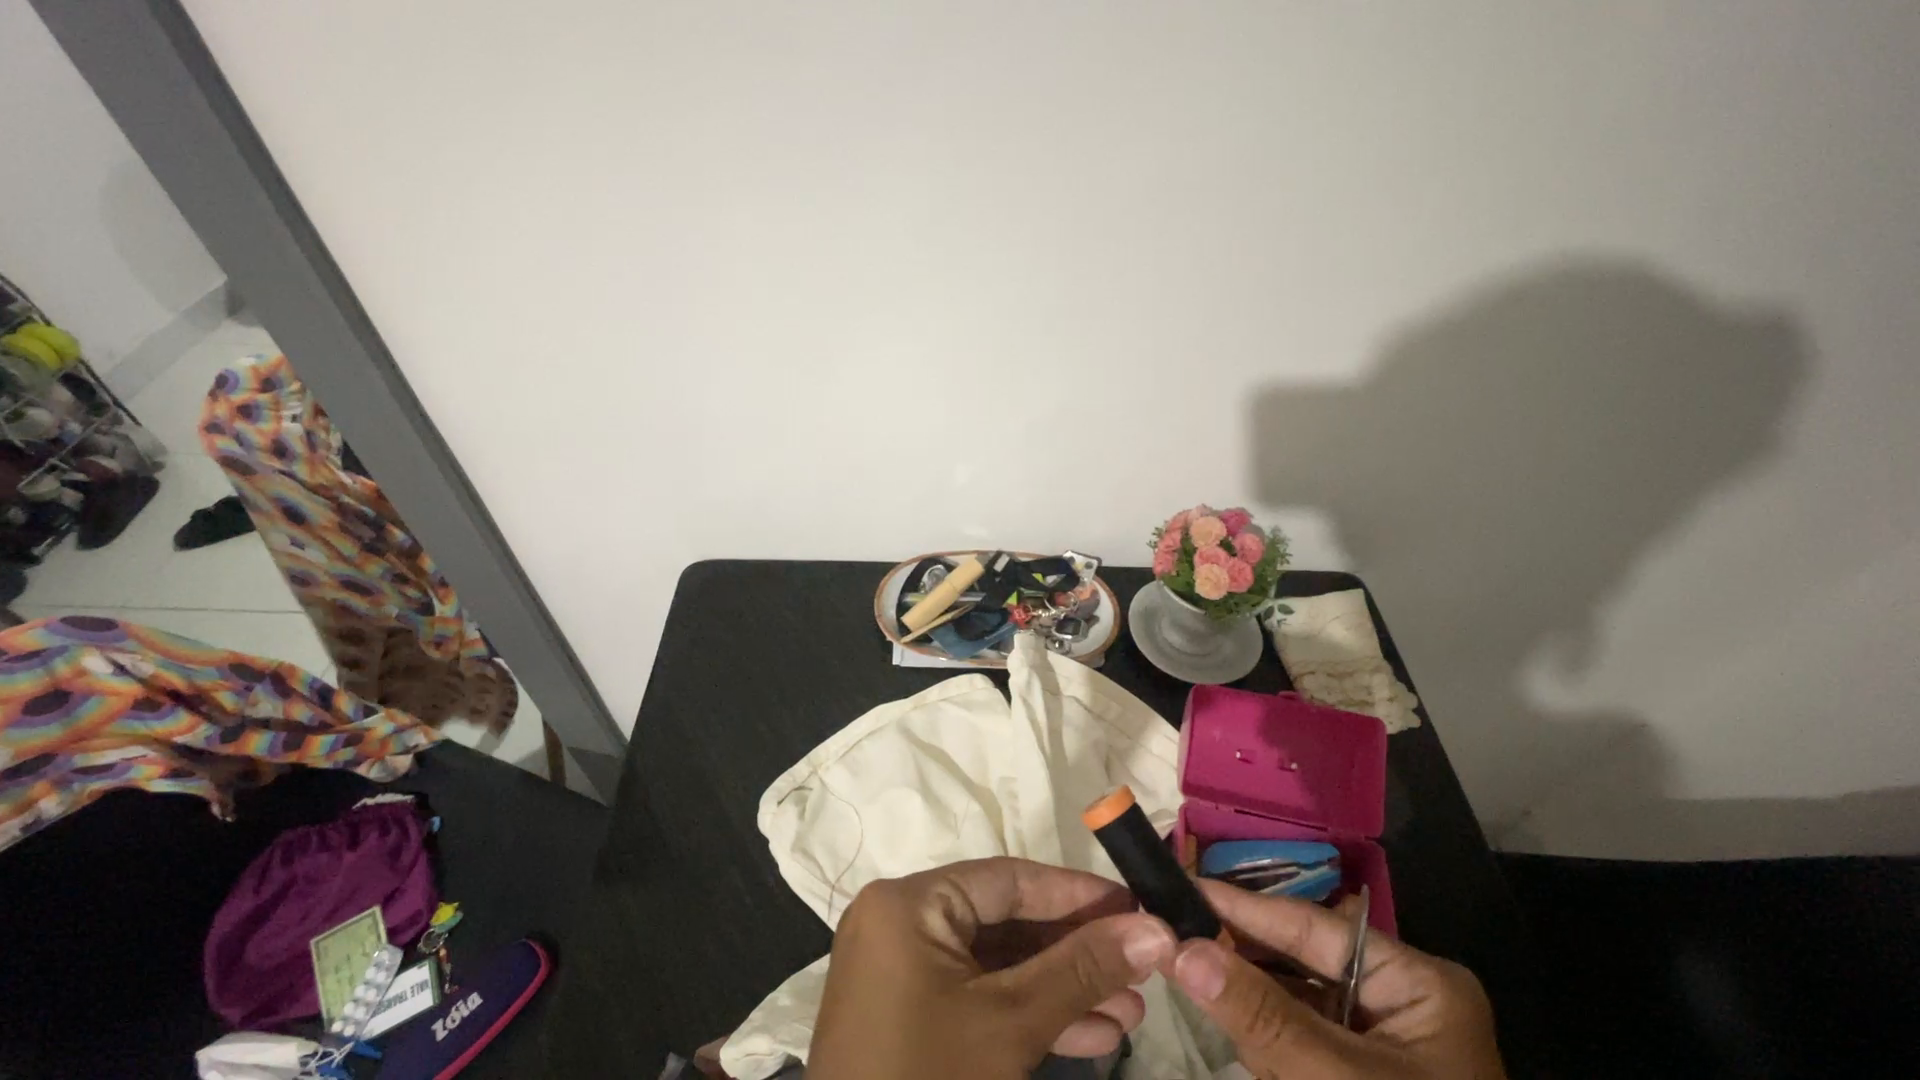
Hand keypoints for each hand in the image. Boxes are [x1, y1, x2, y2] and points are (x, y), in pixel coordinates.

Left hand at [808, 857, 1176, 1079]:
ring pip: (998, 965)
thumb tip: (1154, 930)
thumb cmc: (931, 1076)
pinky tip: (1091, 1035)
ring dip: (1062, 988)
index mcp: (909, 903)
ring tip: (1130, 1011)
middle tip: (1140, 967)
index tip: (1136, 906)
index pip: (1008, 879)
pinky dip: (1028, 1012)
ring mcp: (904, 971)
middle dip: (1076, 953)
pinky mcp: (912, 1013)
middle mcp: (901, 923)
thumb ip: (1081, 969)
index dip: (1076, 893)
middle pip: (1007, 922)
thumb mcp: (1011, 1021)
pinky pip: (978, 996)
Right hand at [1169, 880, 1506, 1078]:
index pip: (1314, 927)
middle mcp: (1400, 1003)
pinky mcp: (1356, 1076)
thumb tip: (1182, 949)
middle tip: (1169, 928)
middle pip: (1302, 960)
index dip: (1244, 906)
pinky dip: (1263, 1037)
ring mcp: (1380, 1046)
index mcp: (1418, 985)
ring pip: (1294, 1001)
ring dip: (1246, 997)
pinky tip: (1229, 1023)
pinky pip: (1299, 1039)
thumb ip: (1261, 1015)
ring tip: (1185, 964)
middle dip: (1241, 953)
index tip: (1181, 885)